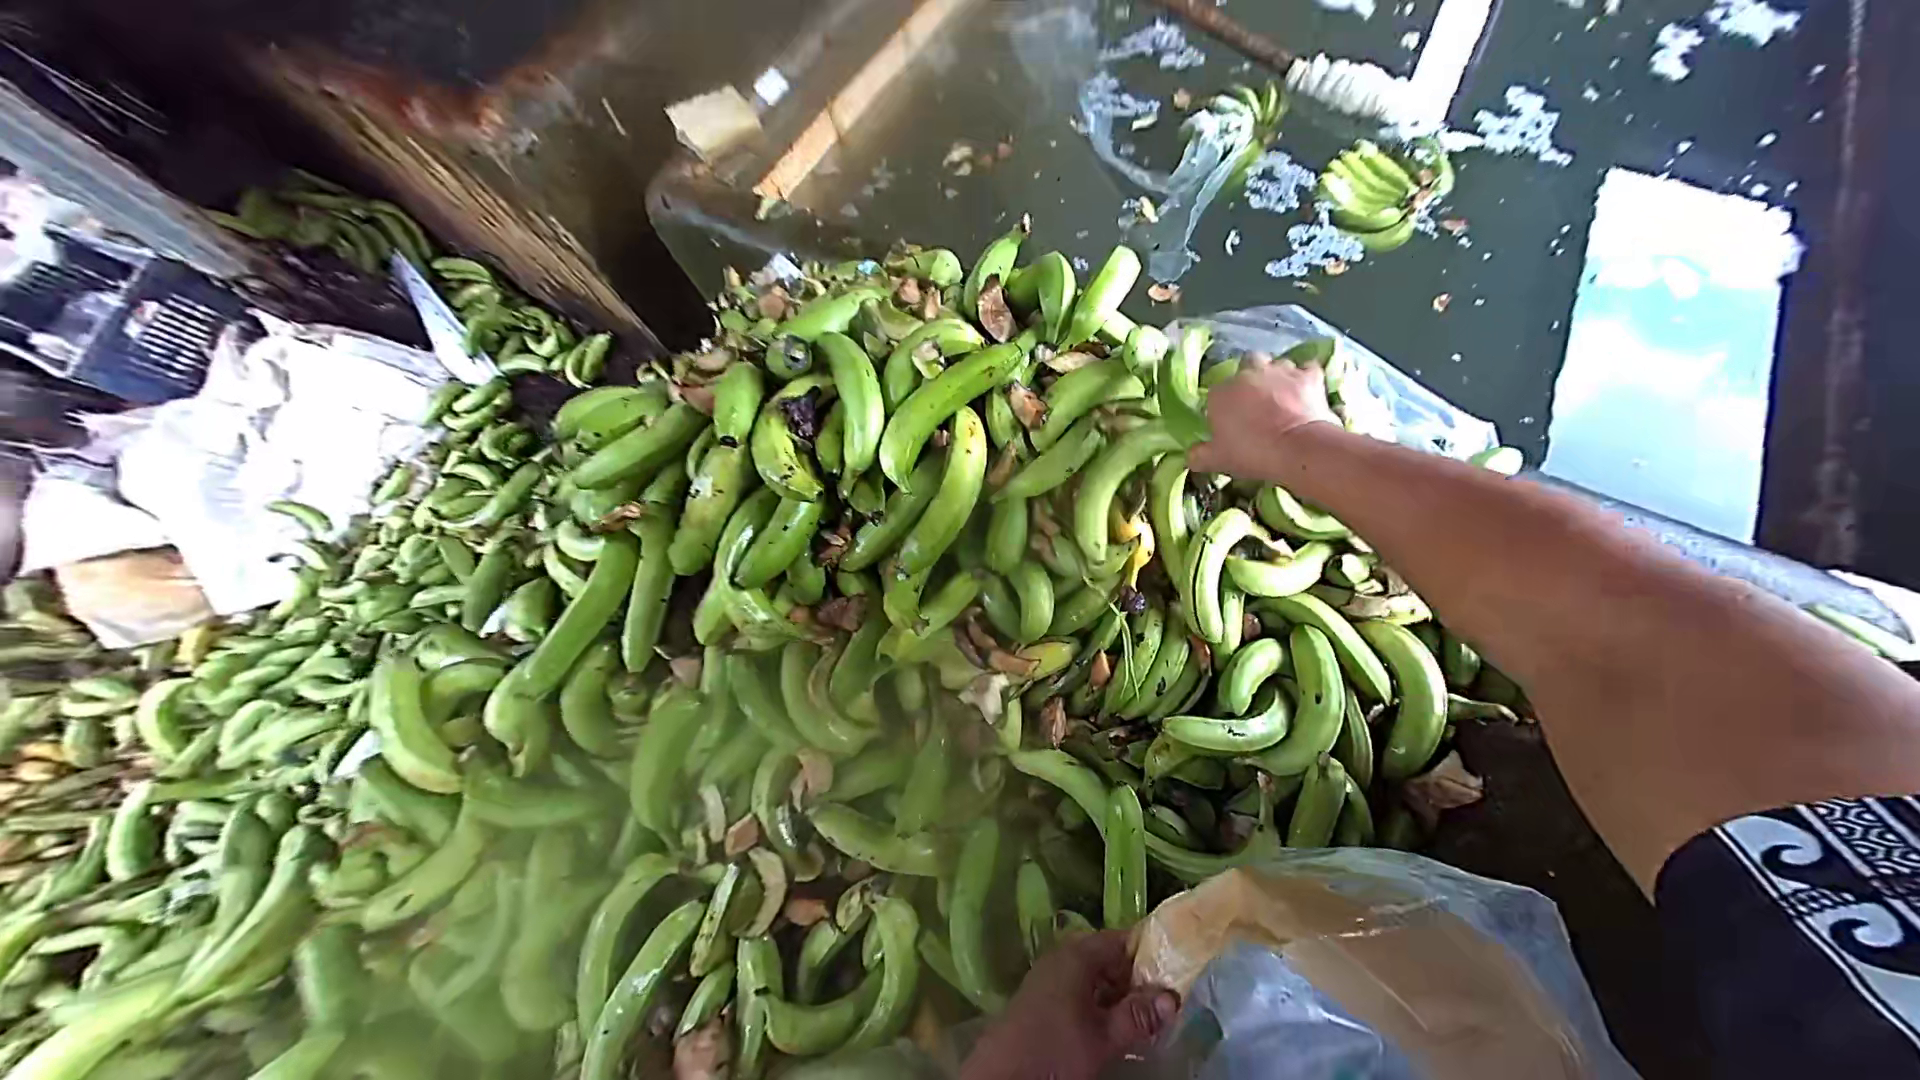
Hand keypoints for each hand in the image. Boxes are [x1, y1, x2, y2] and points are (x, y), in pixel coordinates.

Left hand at [957, 931, 1178, 1079]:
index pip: (1121, 939)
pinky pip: (1079, 988)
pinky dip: (1099, 1001)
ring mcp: (1051, 974)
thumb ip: (1137, 1016)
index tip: (1174, 967)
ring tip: (1146, 1015)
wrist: (1001, 1073)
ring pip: (1094, 974)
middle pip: (1108, 956)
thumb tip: (1172, 996)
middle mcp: (1063, 955)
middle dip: (1136, 976)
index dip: (1148, 951)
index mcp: (1078, 954)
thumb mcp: (1103, 1038)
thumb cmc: (1055, 1049)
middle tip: (1165, 999)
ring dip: (1118, 992)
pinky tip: (1113, 1024)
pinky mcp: (1043, 995)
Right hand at [1187, 354, 1337, 479]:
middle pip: (1246, 366)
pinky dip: (1305, 378)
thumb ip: (1198, 455)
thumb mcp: (1216, 460)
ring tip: (1281, 396)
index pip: (1216, 393)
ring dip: (1277, 376)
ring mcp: (1280, 371)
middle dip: (1249, 378)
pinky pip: (1307, 369)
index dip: (1223, 405)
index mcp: (1221, 392)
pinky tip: (1305, 390)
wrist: (1296, 448)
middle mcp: (1248, 374)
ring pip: (1276, 365)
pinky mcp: (1308, 375)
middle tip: (1255, 401)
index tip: (1229, 421)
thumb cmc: (1250, 453)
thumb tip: (1191, 455)